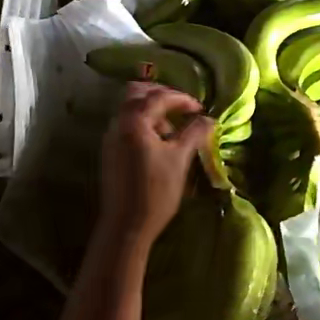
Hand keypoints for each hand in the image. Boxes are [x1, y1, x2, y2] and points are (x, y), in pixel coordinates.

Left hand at [99, 83, 214, 245]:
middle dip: (162, 95)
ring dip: (153, 110)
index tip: (200, 109)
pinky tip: (161, 142)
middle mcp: (118, 124)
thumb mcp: (180, 159)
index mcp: (134, 122)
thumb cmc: (155, 191)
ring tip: (174, 128)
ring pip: (131, 109)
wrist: (126, 226)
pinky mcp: (111, 151)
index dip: (182, 99)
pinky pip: (128, 125)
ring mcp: (111, 138)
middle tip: (182, 107)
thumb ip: (194, 133)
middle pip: (137, 93)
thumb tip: (208, 119)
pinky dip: (145, 124)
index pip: (159, 97)